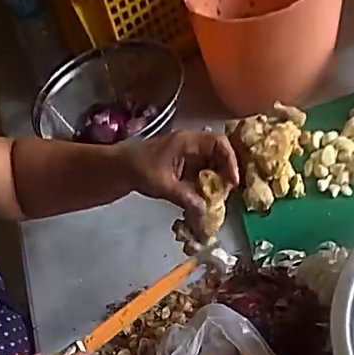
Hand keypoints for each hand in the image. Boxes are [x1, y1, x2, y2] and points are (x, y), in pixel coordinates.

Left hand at [125, 130, 240, 228]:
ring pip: (213, 167)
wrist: (121, 169)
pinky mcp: (185, 168)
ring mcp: (189, 157)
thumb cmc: (139, 169)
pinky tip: (204, 201)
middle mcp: (191, 146)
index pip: (219, 144)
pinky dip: (206, 188)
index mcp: (187, 142)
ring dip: (217, 183)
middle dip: (225, 175)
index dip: (230, 161)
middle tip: (224, 194)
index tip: (232, 182)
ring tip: (215, 200)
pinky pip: (203, 176)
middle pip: (220, 156)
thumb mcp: (163, 186)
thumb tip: (204, 212)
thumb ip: (185, 198)